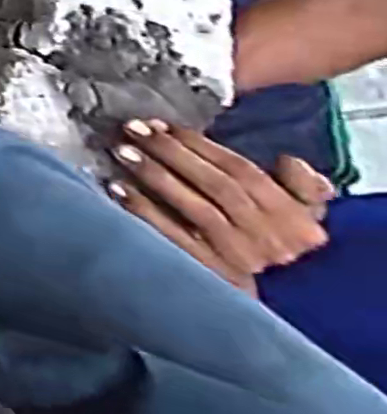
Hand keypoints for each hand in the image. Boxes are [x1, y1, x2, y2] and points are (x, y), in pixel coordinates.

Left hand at [107, 120, 330, 292]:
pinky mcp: (211, 273)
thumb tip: (291, 161)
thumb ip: (297, 187)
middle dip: (171, 152)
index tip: (159, 123)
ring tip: (121, 151)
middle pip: (220, 187)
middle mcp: (275, 241)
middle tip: (132, 128)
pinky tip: (117, 187)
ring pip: (199, 209)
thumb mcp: (285, 211)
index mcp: (297, 222)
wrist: (236, 290)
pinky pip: (175, 237)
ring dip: (156, 175)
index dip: (199, 144)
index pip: (245, 173)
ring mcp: (242, 258)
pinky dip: (145, 210)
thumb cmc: (250, 233)